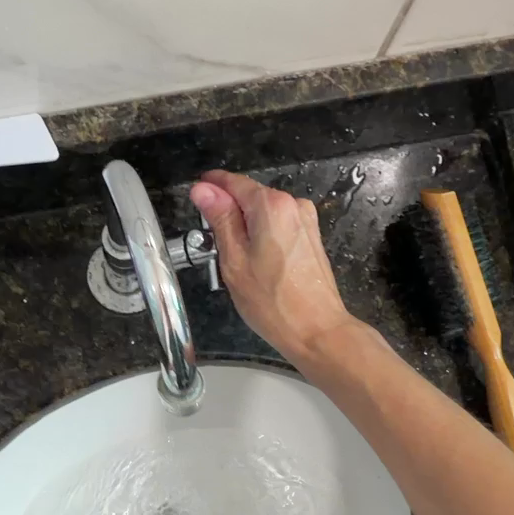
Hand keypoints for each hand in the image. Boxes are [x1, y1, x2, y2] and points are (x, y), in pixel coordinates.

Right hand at [190, 170, 369, 367]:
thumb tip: (203, 190)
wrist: (317, 331)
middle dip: (229, 214)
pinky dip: (264, 239)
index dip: (211, 188)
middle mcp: (292, 205)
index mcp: (271, 206)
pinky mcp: (311, 238)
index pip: (233, 183)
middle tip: (213, 244)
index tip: (196, 197)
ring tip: (236, 262)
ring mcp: (306, 221)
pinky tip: (258, 266)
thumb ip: (220, 220)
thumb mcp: (234, 261)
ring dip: (246, 229)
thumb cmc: (274, 303)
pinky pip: (279, 228)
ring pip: (264, 215)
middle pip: (250, 198)